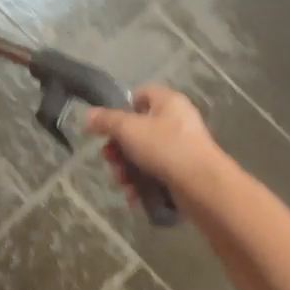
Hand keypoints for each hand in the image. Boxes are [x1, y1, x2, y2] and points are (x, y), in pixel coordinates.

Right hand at [86, 85, 224, 195]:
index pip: (141, 95)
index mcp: (168, 102)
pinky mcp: (183, 171)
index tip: (109, 126)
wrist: (201, 184)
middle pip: (138, 129)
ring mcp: (181, 147)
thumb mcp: (128, 129)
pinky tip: (134, 195)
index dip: (122, 108)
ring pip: (144, 154)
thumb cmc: (164, 147)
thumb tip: (88, 115)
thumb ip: (106, 121)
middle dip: (119, 148)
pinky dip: (142, 182)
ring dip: (127, 169)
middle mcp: (177, 120)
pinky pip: (156, 172)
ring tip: (122, 182)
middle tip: (110, 160)